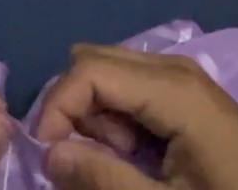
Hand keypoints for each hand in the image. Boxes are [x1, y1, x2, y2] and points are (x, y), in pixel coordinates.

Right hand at [33, 44, 237, 189]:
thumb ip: (105, 178)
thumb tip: (47, 153)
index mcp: (172, 87)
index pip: (88, 69)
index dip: (57, 106)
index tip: (46, 155)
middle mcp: (174, 66)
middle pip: (94, 60)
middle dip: (76, 107)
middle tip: (87, 160)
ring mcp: (185, 77)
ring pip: (111, 72)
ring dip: (97, 115)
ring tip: (118, 165)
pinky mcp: (191, 94)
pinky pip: (134, 87)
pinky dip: (119, 117)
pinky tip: (138, 158)